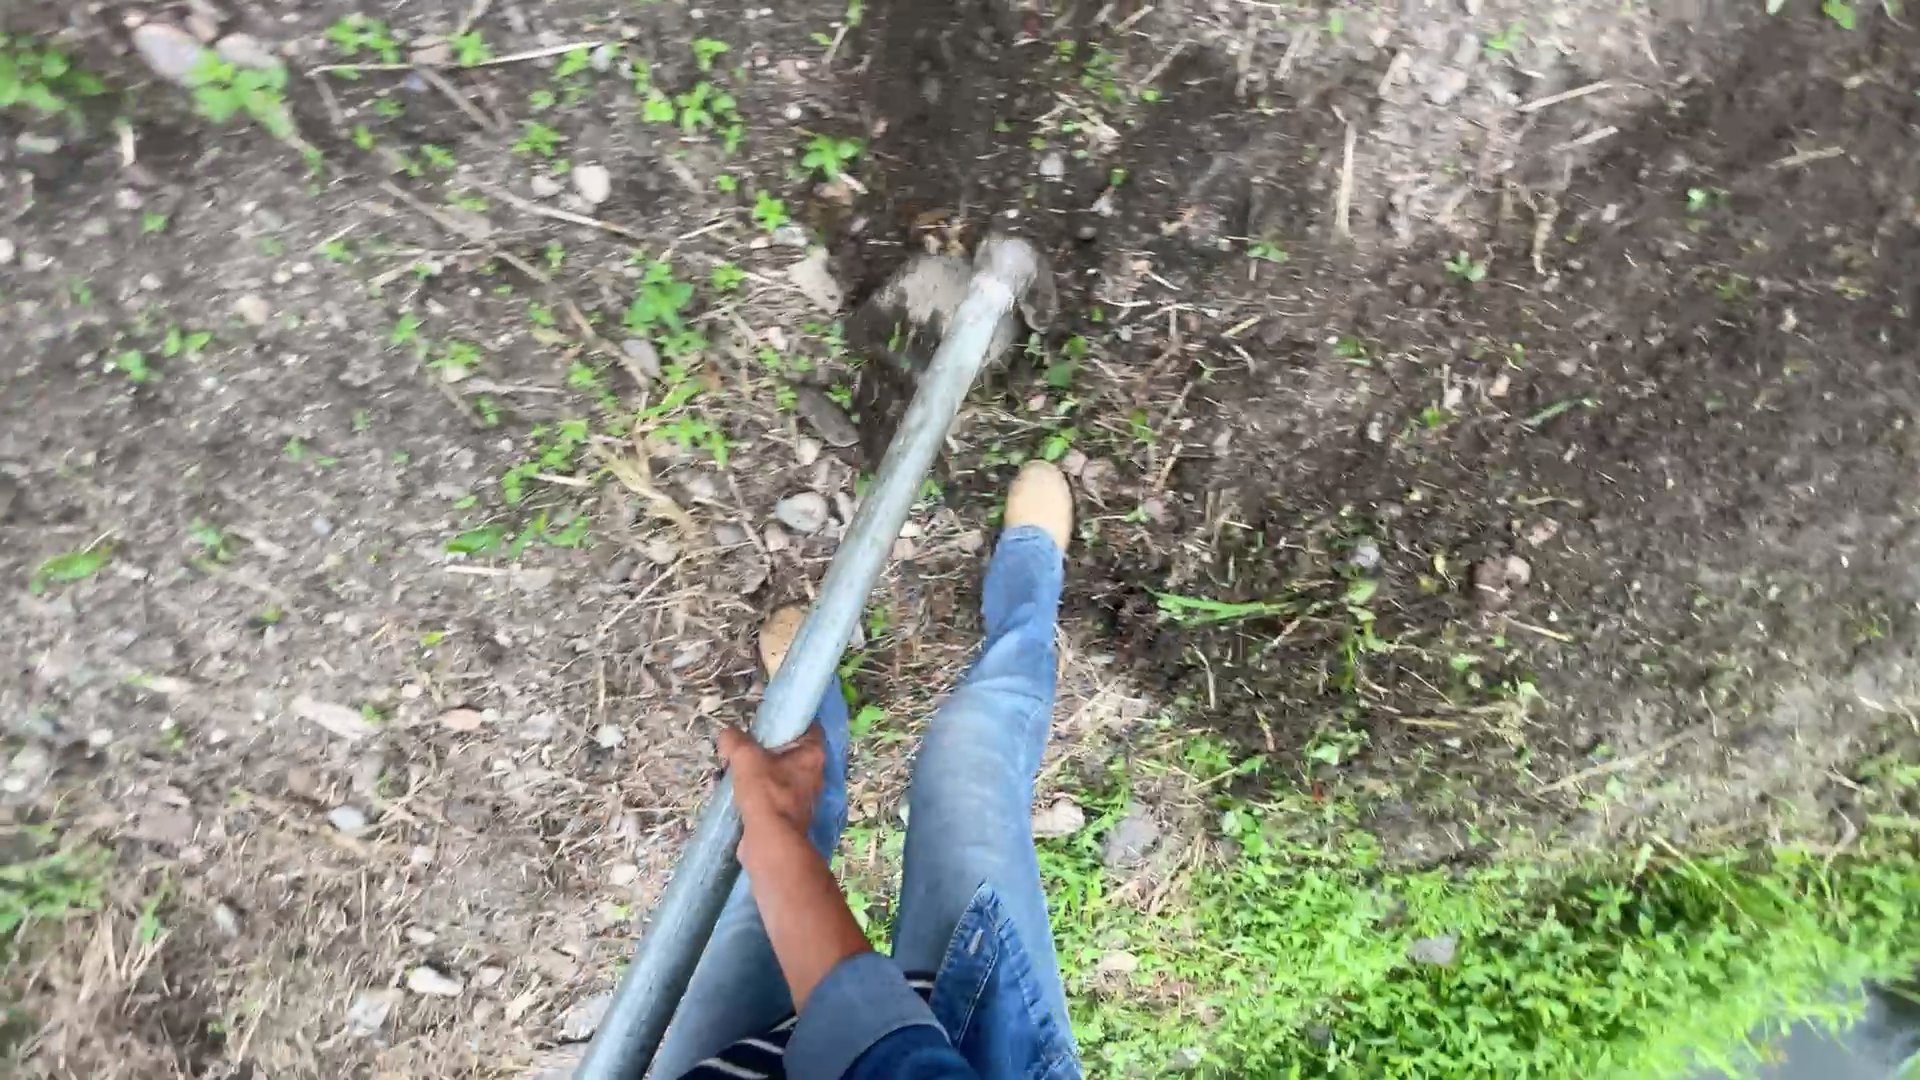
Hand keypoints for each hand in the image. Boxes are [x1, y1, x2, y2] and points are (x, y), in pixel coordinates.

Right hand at [719, 724, 824, 843]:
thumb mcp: (747, 758)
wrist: (770, 843)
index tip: (766, 718)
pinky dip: (755, 790)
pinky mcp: (787, 812)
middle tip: (742, 745)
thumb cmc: (767, 794)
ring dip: (756, 770)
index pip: (806, 725)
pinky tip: (734, 790)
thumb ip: (735, 741)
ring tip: (733, 767)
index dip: (787, 719)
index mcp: (813, 753)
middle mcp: (813, 771)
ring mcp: (802, 793)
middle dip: (764, 747)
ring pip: (777, 772)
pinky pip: (770, 792)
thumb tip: (727, 734)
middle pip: (788, 749)